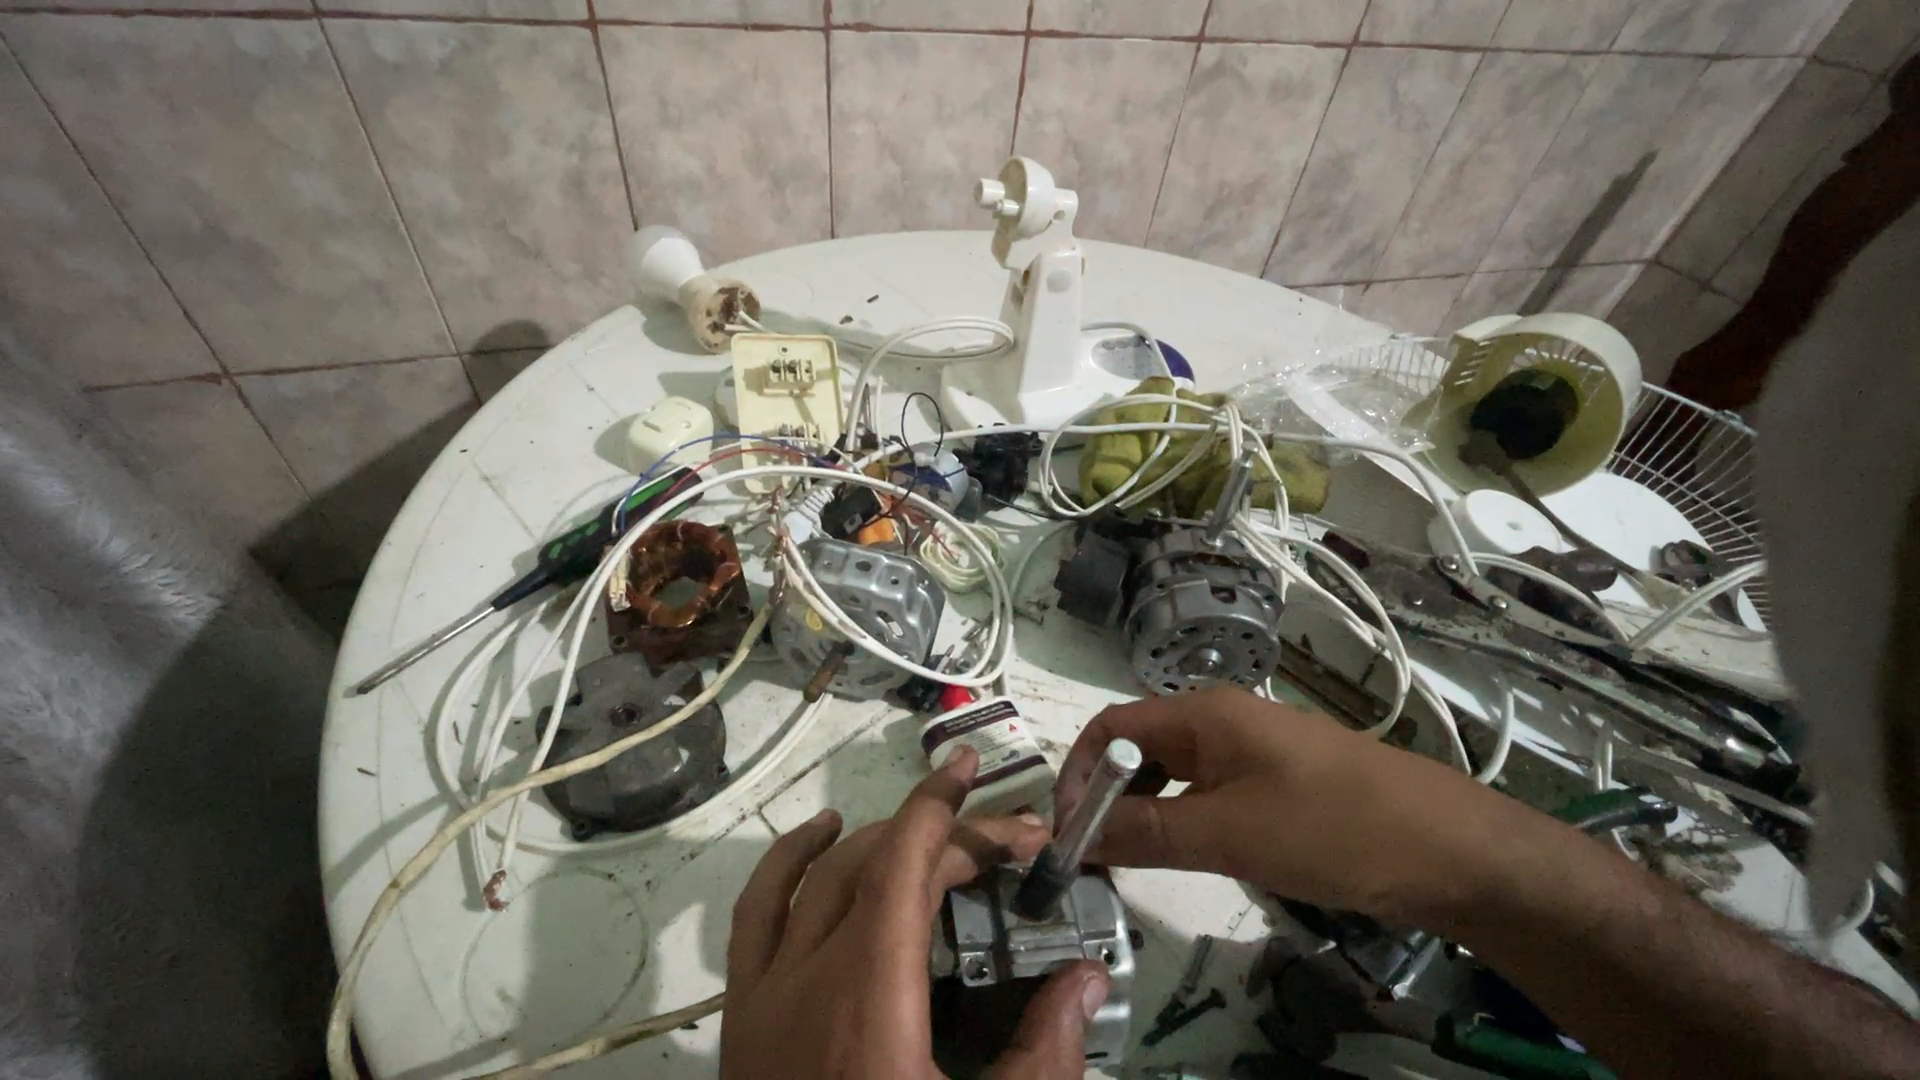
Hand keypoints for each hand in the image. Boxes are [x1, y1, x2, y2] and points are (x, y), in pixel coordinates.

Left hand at [722, 746, 1111, 1078]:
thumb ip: (1043, 1054)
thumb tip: (1085, 979)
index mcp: (869, 997)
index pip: (904, 863)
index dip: (942, 807)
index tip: (975, 771)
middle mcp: (808, 975)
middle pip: (876, 864)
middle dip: (943, 837)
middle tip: (1004, 845)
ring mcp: (764, 993)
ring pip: (818, 874)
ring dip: (877, 837)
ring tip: (931, 822)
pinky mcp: (742, 1017)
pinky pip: (755, 912)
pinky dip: (788, 862)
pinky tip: (817, 839)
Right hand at [1056, 688, 1533, 927]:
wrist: (1455, 850)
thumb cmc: (1333, 829)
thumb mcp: (1228, 834)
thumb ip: (1144, 832)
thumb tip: (1071, 837)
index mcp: (1202, 714)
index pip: (1112, 728)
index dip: (1079, 774)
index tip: (1066, 832)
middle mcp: (1220, 719)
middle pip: (1138, 747)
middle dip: (1107, 796)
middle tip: (1094, 855)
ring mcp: (1251, 749)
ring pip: (1172, 772)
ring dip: (1142, 810)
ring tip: (1131, 860)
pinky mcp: (1276, 779)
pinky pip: (1206, 790)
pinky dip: (1180, 817)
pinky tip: (1186, 852)